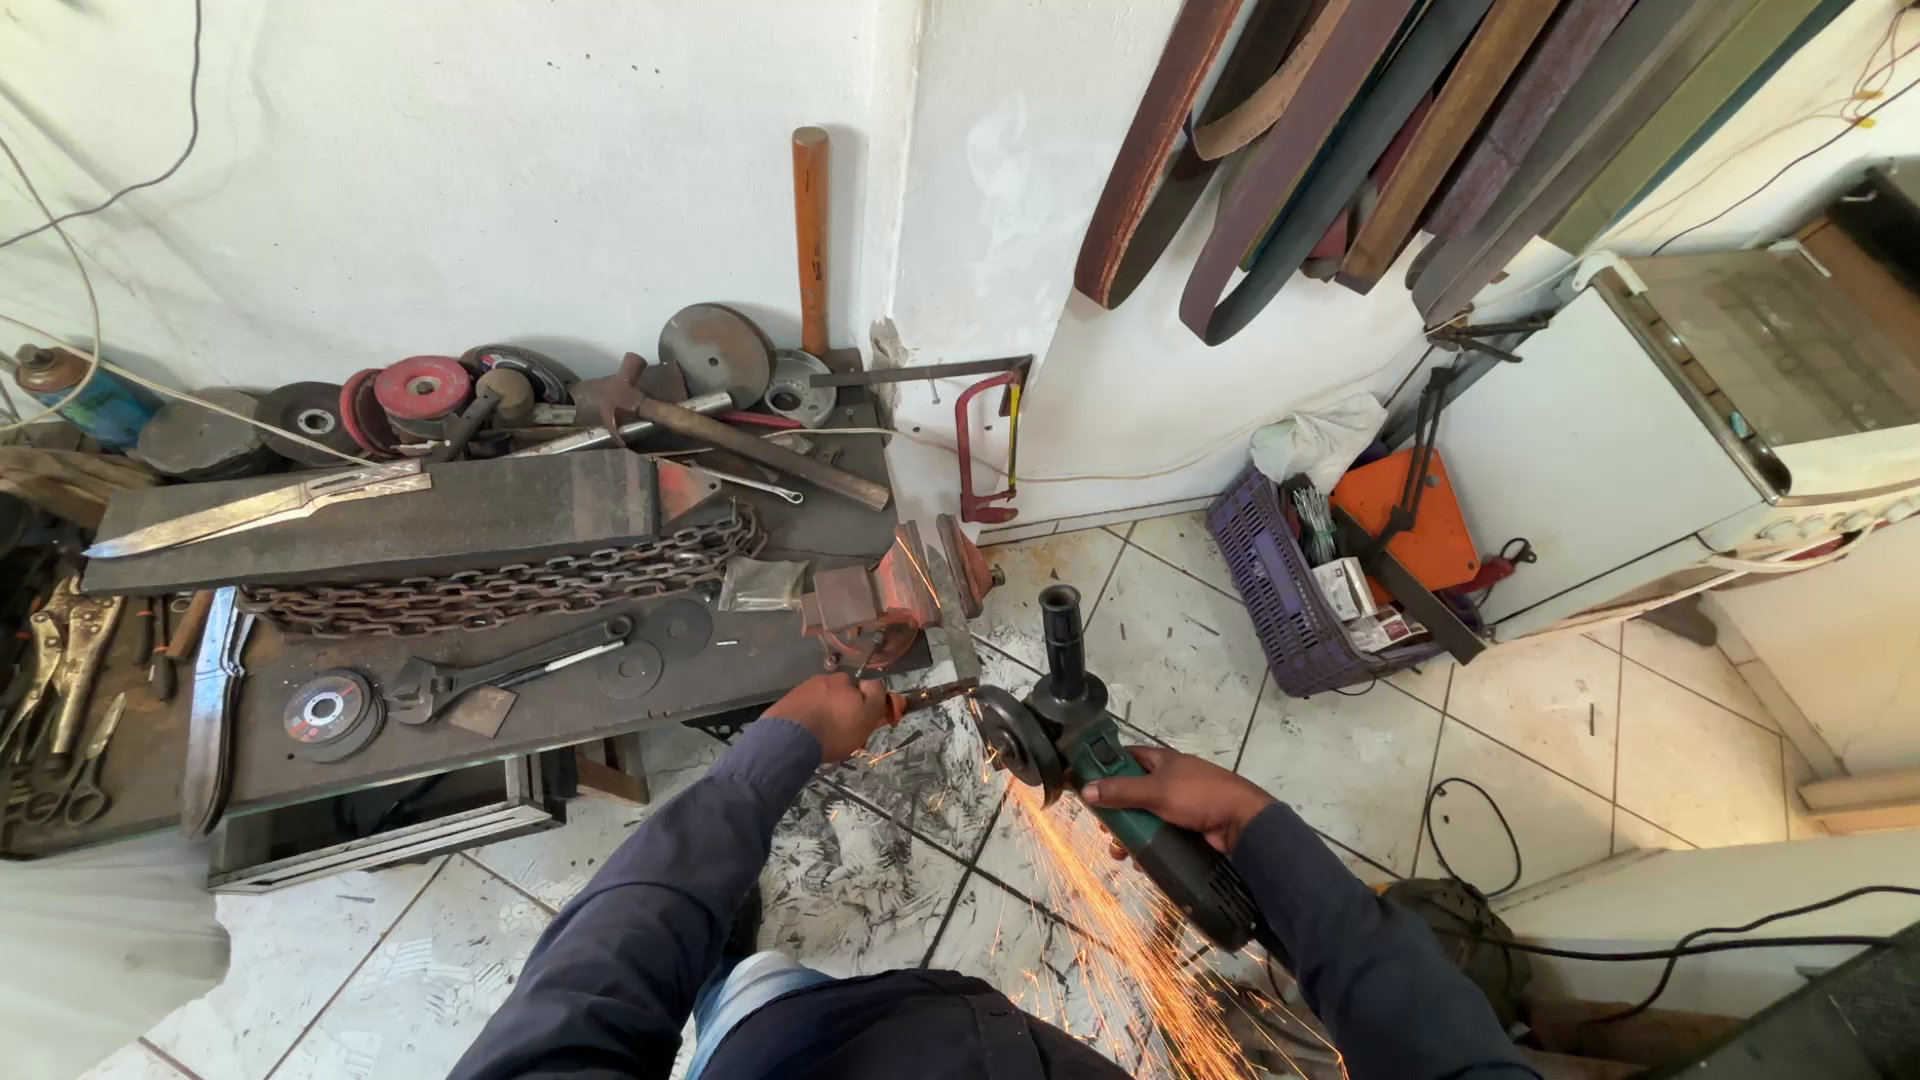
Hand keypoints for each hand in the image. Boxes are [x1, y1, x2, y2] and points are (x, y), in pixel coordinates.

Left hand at [767, 673, 892, 762]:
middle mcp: (823, 679)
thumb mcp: (868, 714)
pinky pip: (802, 711)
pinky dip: (806, 720)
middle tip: (840, 732)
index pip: (861, 689)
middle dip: (841, 709)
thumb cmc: (835, 728)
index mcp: (844, 680)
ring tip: (821, 737)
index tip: (861, 724)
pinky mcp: (785, 704)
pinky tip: (805, 736)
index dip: (864, 706)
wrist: (789, 739)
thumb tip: (874, 684)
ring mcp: (801, 690)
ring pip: (819, 702)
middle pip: (838, 695)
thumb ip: (877, 696)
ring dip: (822, 714)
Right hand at [1080, 746, 1276, 854]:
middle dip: (1116, 811)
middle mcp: (1169, 779)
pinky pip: (1160, 835)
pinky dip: (1148, 846)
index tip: (1086, 783)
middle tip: (1104, 828)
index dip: (1105, 766)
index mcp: (1162, 761)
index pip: (1126, 757)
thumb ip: (1121, 791)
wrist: (1244, 824)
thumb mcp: (1156, 791)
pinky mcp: (1187, 828)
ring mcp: (1179, 805)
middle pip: (1132, 792)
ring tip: (1119, 853)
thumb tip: (1085, 790)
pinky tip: (1140, 862)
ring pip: (1145, 817)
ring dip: (1130, 834)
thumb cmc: (1199, 795)